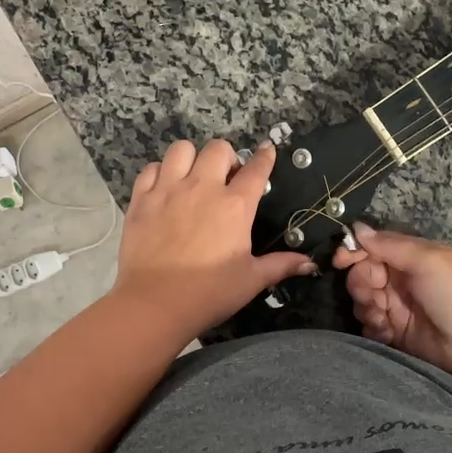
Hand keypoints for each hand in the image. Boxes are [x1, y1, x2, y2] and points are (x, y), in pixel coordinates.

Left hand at [113, 140, 314, 335]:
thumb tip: (310, 263)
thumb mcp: (251, 280)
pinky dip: (160, 173)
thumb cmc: (209, 292)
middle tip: (226, 178)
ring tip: (193, 177)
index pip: (256, 169)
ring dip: (191, 158)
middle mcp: (203, 188)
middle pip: (218, 149)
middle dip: (227, 157)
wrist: (154, 303)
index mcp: (235, 205)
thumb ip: (281, 265)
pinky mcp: (141, 200)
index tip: (267, 151)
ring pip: (181, 150)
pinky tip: (164, 188)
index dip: (264, 157)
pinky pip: (151, 169)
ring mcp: (168, 190)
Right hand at [331, 222, 451, 384]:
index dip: (353, 252)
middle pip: (361, 274)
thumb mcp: (427, 261)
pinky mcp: (392, 332)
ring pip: (361, 301)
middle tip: (377, 297)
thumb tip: (357, 229)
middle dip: (361, 285)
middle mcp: (399, 279)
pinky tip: (387, 333)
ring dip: (368, 308)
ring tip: (385, 319)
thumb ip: (391, 245)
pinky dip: (373, 327)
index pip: (370, 248)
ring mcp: (394, 306)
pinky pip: (367, 325)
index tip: (340, 261)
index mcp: (409, 256)